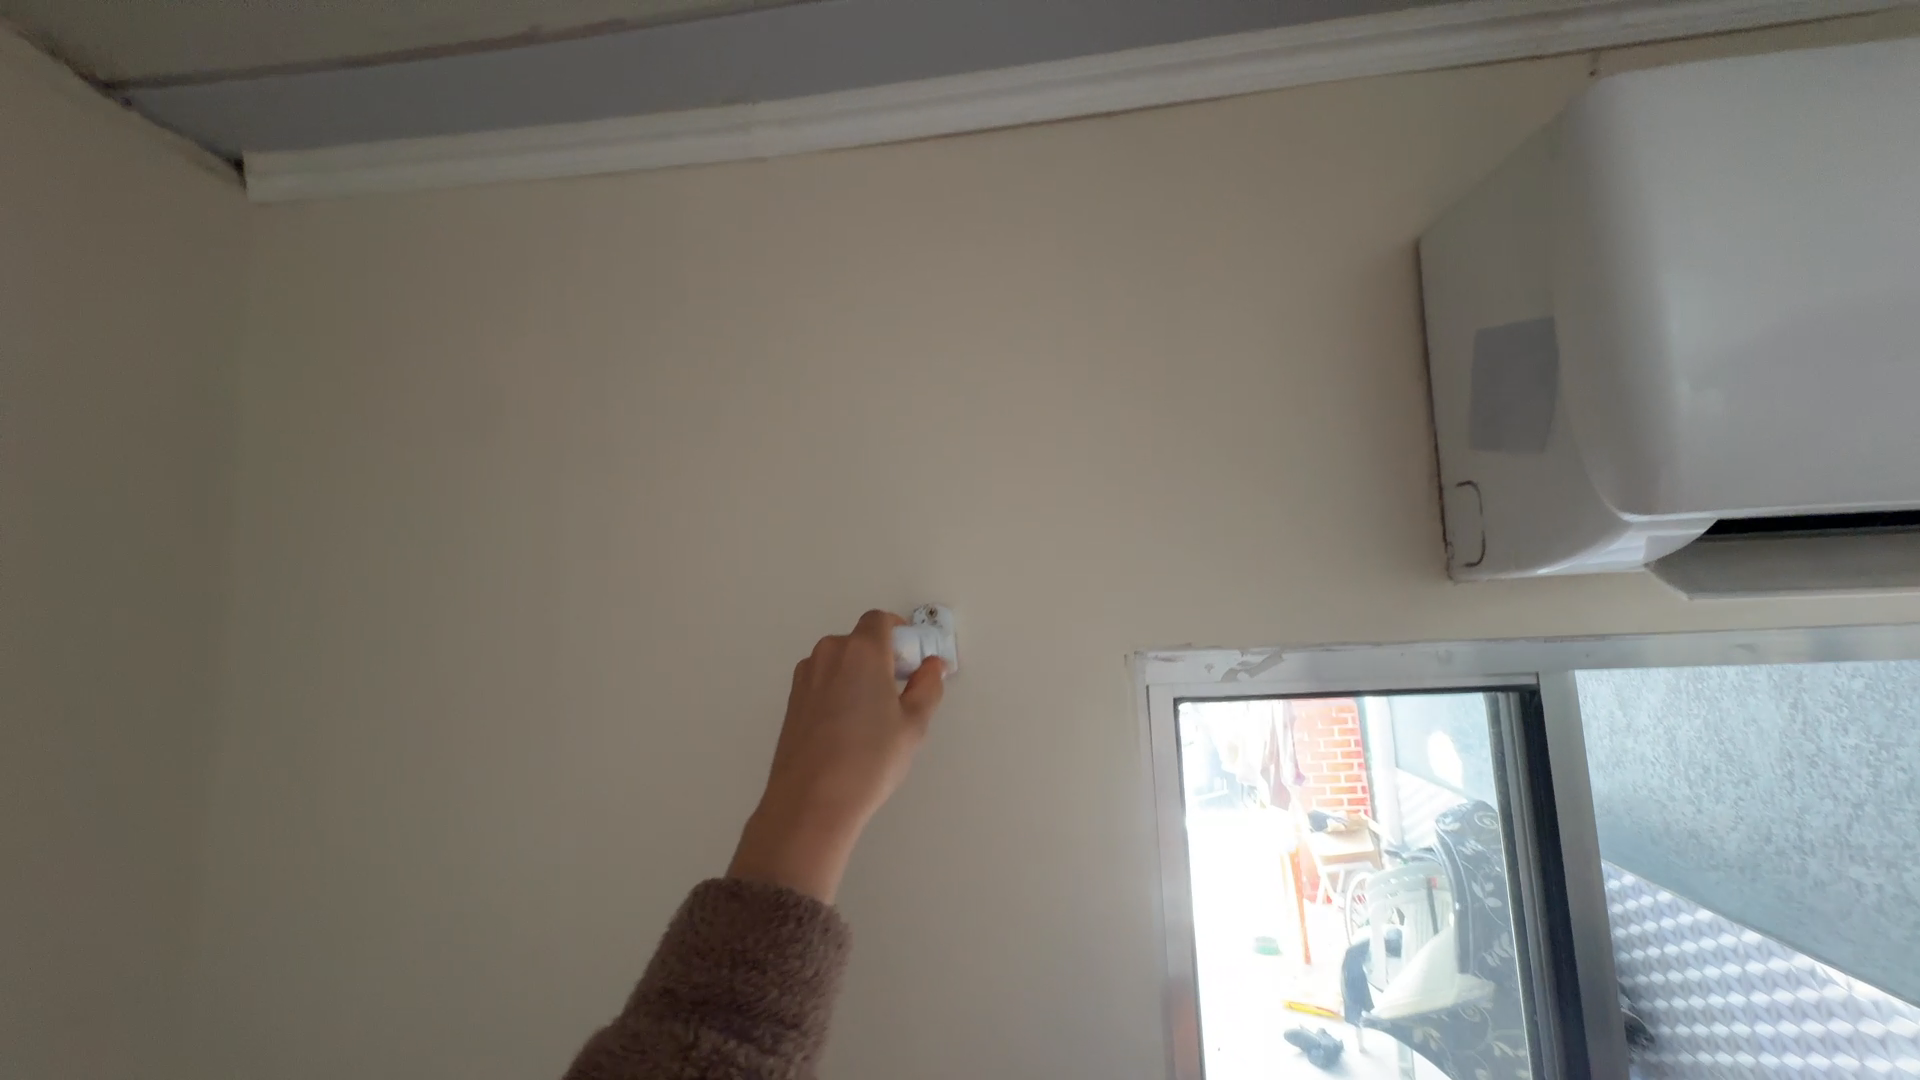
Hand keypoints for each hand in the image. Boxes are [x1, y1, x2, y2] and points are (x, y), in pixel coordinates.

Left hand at [727, 610, 945, 901]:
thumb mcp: (913, 725)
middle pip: (859, 640)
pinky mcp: (792, 700)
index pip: (880, 619)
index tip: (912, 659)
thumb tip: (932, 666)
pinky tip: (849, 727)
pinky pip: (823, 681)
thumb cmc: (869, 760)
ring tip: (873, 715)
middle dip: (882, 656)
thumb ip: (927, 686)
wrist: (811, 802)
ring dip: (858, 674)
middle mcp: (829, 654)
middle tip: (899, 690)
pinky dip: (839, 690)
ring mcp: (805, 677)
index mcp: (862, 651)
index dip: (900, 632)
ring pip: (839, 661)